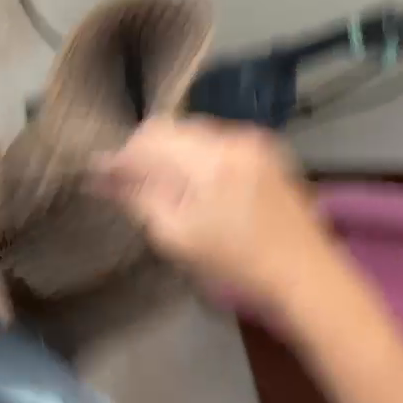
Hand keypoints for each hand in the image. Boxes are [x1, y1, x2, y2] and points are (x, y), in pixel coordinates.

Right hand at [88, 118, 351, 311]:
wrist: (305, 274)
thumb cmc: (235, 262)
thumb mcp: (174, 235)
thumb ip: (135, 197)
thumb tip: (97, 174)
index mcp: (209, 161)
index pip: (146, 140)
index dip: (119, 158)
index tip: (99, 177)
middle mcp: (232, 139)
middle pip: (166, 129)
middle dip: (142, 154)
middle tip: (130, 185)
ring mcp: (252, 141)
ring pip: (188, 132)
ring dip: (168, 153)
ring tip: (163, 187)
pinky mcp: (265, 150)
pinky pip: (213, 140)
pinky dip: (194, 155)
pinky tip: (194, 185)